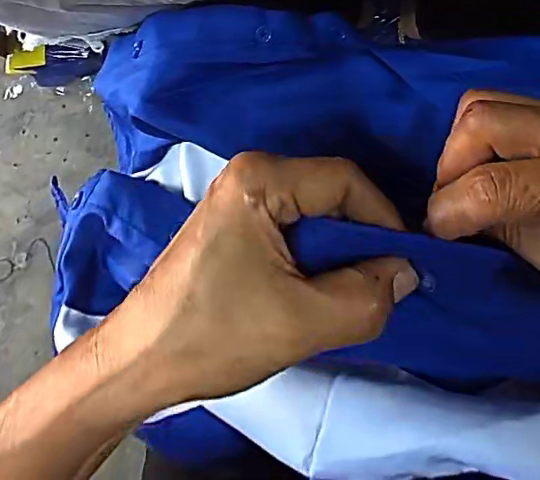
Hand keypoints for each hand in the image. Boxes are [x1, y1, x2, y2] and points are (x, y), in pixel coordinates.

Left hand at [88, 153, 419, 410]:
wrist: (132, 368)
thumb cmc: (210, 335)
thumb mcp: (300, 323)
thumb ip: (366, 297)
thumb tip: (407, 272)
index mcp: (261, 177)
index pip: (345, 180)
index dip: (381, 219)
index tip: (402, 261)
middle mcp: (251, 171)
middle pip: (330, 193)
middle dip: (359, 238)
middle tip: (378, 280)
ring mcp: (240, 194)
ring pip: (315, 212)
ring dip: (337, 250)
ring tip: (348, 289)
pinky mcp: (235, 220)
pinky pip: (294, 224)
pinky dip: (315, 254)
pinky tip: (316, 287)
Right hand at [424, 90, 539, 345]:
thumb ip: (532, 244)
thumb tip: (472, 215)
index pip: (499, 179)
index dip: (451, 206)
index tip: (436, 236)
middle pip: (484, 115)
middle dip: (450, 163)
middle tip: (453, 214)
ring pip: (496, 103)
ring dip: (469, 147)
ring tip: (475, 199)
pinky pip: (521, 111)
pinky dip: (495, 140)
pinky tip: (506, 180)